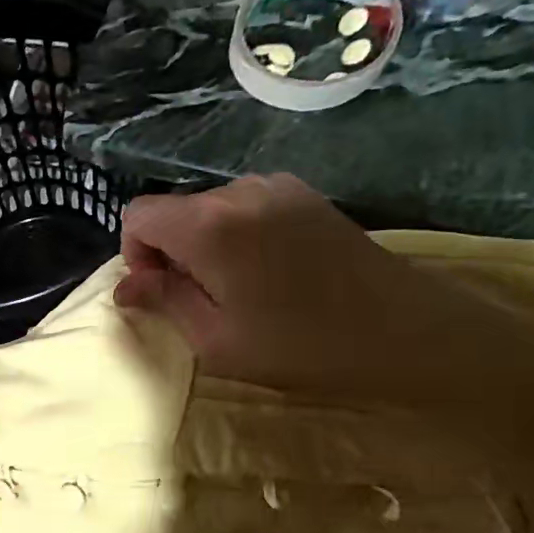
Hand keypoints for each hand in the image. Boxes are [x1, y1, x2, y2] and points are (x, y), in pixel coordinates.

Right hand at [114, 175, 533, 404]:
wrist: (409, 331)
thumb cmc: (303, 345)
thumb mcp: (217, 340)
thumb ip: (164, 301)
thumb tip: (125, 286)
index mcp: (209, 226)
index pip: (138, 215)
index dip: (135, 254)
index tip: (162, 291)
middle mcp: (238, 191)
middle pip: (174, 211)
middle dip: (171, 252)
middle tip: (203, 300)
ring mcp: (276, 187)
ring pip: (208, 209)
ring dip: (205, 244)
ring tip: (239, 288)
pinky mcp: (304, 195)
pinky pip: (244, 207)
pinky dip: (236, 234)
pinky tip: (268, 271)